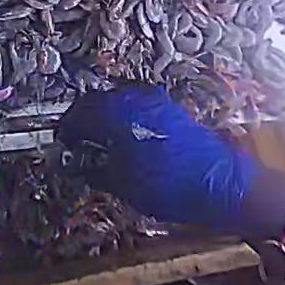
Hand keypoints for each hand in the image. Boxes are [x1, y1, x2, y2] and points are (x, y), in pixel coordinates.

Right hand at [58, 86, 276, 236]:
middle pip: (94, 102)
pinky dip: (121, 118)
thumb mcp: (123, 184)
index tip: (61, 144)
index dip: (66, 130)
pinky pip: (133, 106)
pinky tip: (123, 140)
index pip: (78, 114)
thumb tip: (72, 162)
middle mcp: (132, 98)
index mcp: (116, 112)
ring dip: (101, 118)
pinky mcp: (167, 107)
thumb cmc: (169, 187)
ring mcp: (152, 99)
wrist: (224, 185)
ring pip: (114, 102)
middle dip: (82, 121)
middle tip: (76, 143)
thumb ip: (93, 168)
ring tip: (98, 143)